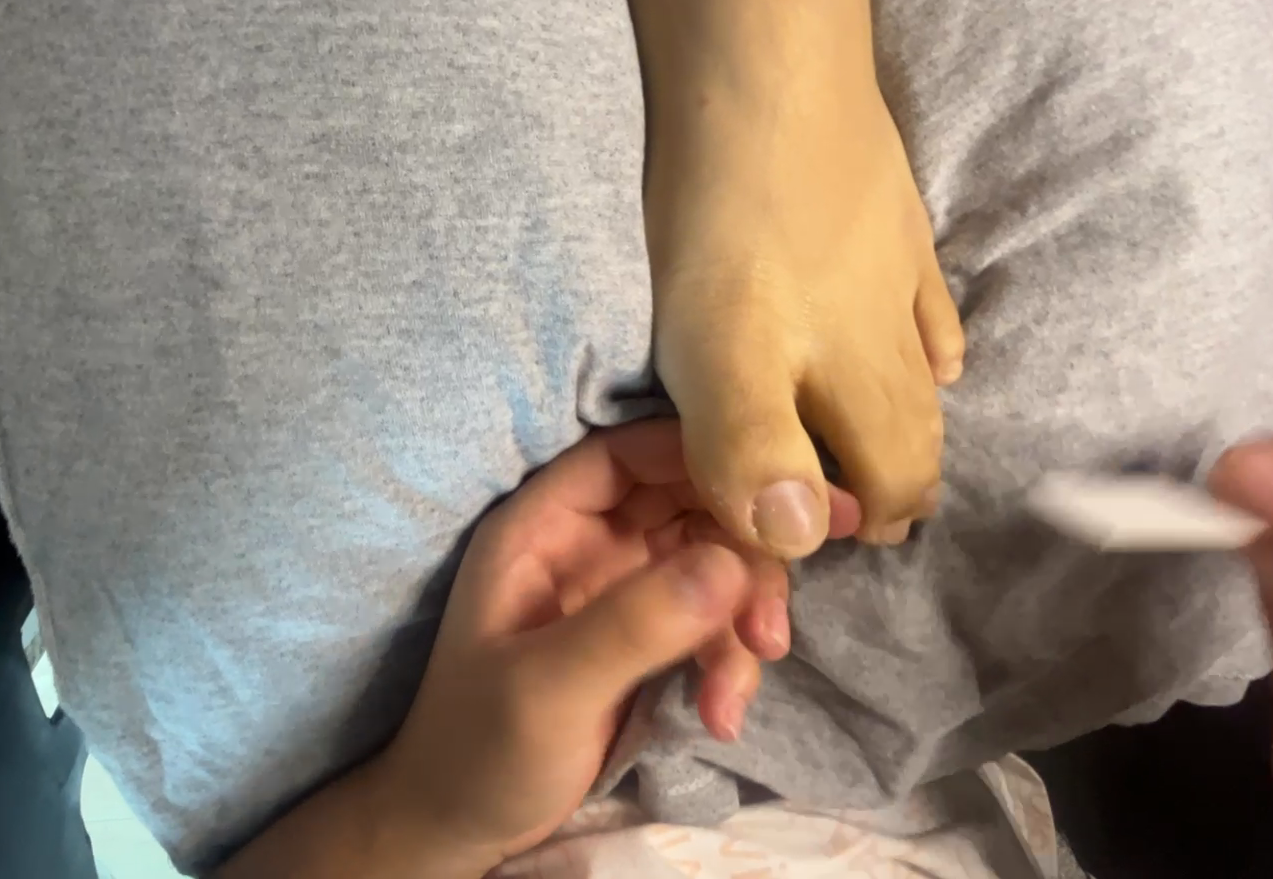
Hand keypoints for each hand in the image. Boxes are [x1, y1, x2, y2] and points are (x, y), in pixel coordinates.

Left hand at [367, 420, 858, 867]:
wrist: (468, 820)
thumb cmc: (482, 744)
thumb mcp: (547, 688)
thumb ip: (632, 625)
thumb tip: (730, 563)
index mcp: (542, 524)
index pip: (623, 456)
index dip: (696, 452)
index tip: (776, 479)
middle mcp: (587, 539)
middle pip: (684, 501)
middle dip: (744, 540)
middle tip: (803, 572)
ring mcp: (621, 585)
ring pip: (710, 557)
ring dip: (745, 607)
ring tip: (750, 671)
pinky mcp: (648, 631)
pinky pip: (711, 615)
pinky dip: (730, 655)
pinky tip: (723, 713)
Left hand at [649, 88, 961, 552]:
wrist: (762, 82)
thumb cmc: (728, 231)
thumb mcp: (717, 354)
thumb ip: (754, 448)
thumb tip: (798, 538)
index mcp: (856, 377)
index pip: (892, 474)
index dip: (877, 515)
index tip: (857, 538)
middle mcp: (892, 332)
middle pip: (915, 427)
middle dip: (899, 480)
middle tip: (878, 509)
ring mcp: (898, 268)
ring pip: (922, 367)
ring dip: (912, 418)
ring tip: (896, 450)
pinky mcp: (888, 216)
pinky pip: (927, 298)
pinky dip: (930, 340)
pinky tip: (933, 350)